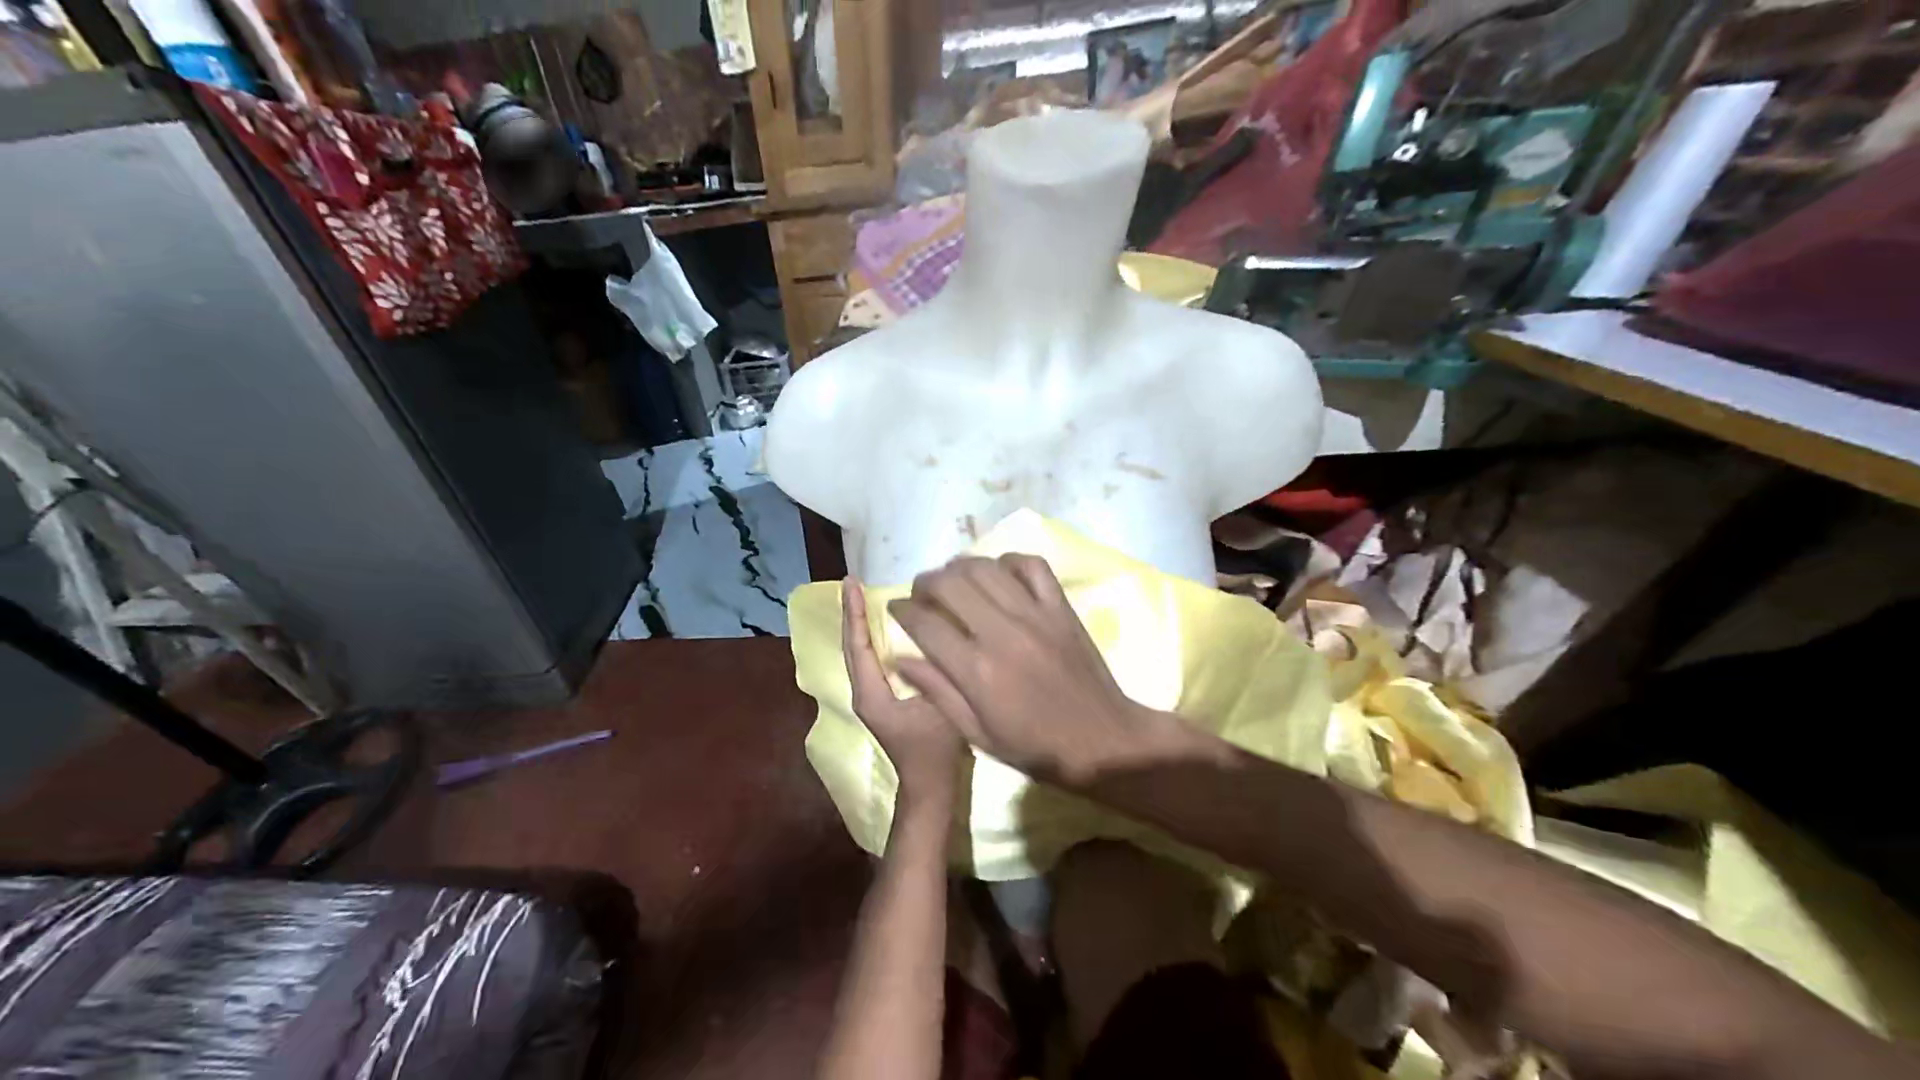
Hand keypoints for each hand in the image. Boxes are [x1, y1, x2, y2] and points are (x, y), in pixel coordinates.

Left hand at [842, 578, 963, 804]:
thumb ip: (929, 675)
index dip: (855, 612)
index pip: (858, 644)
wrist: (931, 785)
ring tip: (861, 597)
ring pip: (858, 653)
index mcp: (871, 693)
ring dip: (859, 624)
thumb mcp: (939, 707)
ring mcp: (871, 698)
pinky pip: (870, 661)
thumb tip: (924, 639)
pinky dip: (871, 639)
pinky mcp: (882, 700)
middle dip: (851, 612)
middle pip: (852, 646)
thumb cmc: (936, 748)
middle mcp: (863, 693)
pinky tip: (882, 627)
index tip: (852, 583)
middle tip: (851, 582)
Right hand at [886, 555, 1206, 785]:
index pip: (924, 623)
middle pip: (950, 584)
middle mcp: (1001, 633)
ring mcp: (1035, 615)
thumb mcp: (977, 733)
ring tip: (953, 580)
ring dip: (959, 567)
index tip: (895, 608)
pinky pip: (1031, 565)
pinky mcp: (1060, 607)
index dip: (901, 610)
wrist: (1102, 742)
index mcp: (977, 670)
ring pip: (985, 567)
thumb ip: (937, 691)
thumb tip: (899, 657)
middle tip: (921, 593)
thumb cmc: (1035, 747)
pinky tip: (998, 574)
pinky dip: (1008, 561)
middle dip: (925, 582)